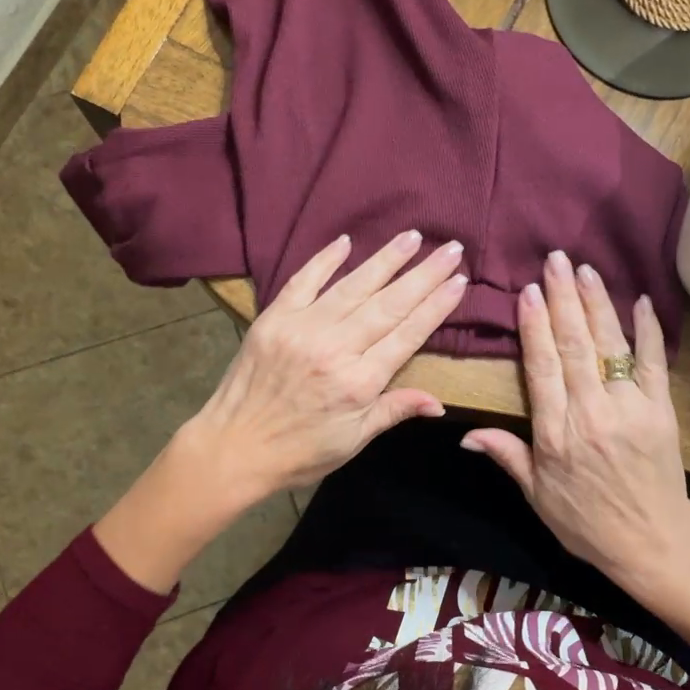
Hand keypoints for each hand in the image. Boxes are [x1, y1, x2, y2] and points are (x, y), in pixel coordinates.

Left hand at [184, 230, 467, 499]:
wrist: (231, 449)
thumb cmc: (298, 453)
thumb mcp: (352, 441)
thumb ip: (393, 411)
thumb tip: (438, 403)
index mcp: (359, 382)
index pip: (407, 334)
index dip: (436, 306)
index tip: (459, 281)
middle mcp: (335, 348)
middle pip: (388, 304)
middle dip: (423, 274)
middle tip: (451, 248)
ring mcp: (302, 329)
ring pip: (352, 286)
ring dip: (385, 259)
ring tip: (412, 236)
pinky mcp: (274, 320)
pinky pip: (303, 282)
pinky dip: (324, 260)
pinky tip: (346, 241)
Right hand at [461, 251, 689, 597]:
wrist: (651, 543)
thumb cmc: (586, 523)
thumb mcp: (537, 496)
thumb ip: (507, 455)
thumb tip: (466, 433)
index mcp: (555, 434)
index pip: (542, 369)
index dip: (535, 327)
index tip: (528, 291)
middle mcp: (591, 413)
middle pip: (575, 346)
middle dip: (563, 300)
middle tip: (556, 260)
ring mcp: (630, 408)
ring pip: (610, 346)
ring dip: (597, 304)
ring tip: (585, 270)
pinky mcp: (662, 410)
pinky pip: (655, 363)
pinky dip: (649, 331)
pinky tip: (641, 302)